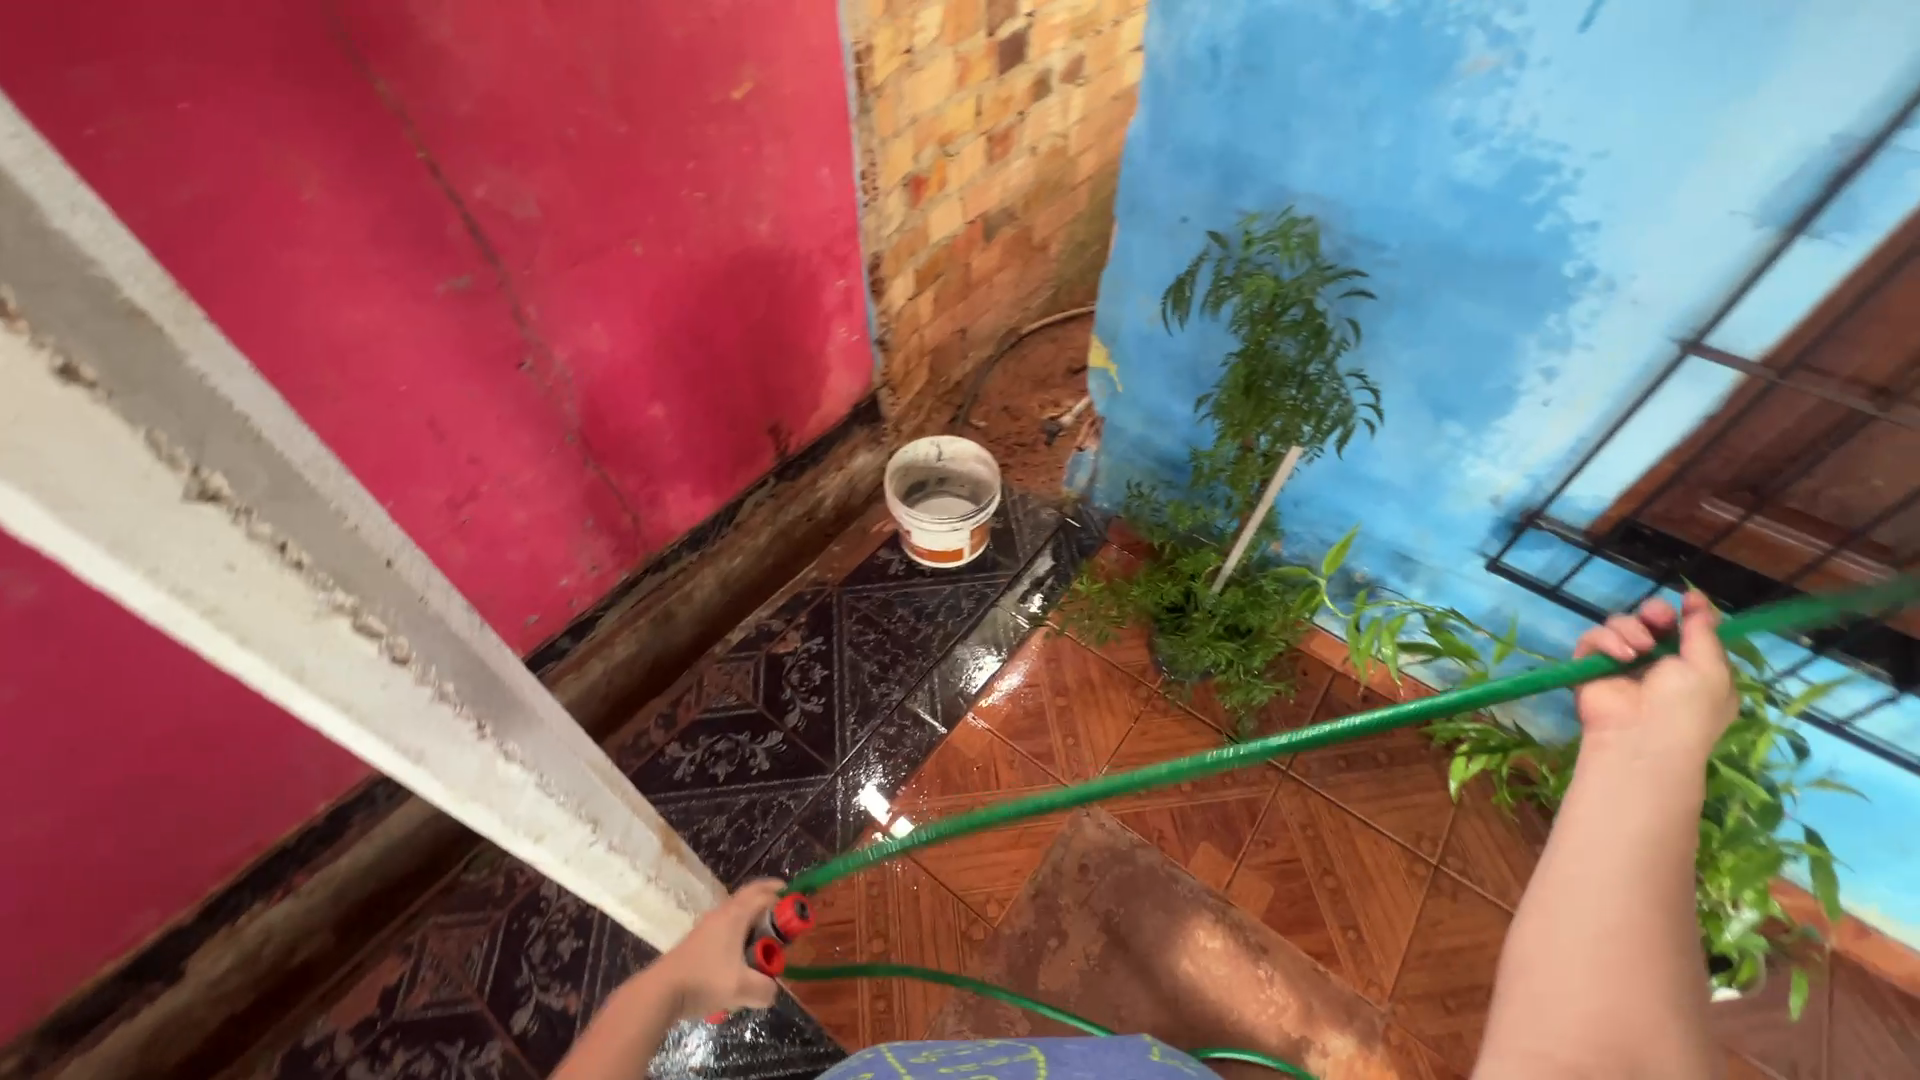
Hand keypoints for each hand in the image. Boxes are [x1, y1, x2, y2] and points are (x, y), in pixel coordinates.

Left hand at [651, 879, 782, 1019]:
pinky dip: (740, 931)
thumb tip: (772, 991)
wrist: (661, 991)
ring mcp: (708, 925)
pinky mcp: (699, 940)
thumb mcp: (742, 989)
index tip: (796, 909)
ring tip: (765, 939)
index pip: (765, 894)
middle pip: (750, 895)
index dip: (783, 898)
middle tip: (785, 912)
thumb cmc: (704, 981)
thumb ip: (766, 989)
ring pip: (737, 911)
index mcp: (736, 915)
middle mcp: (723, 913)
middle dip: (770, 899)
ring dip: (753, 917)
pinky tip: (741, 957)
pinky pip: (726, 926)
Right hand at [1572, 590, 1737, 763]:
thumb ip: (1702, 632)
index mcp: (1690, 664)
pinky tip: (1621, 656)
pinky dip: (1607, 641)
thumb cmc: (1689, 706)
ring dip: (1631, 630)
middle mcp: (1655, 660)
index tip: (1688, 599)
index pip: (1686, 628)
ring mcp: (1620, 661)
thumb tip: (1697, 598)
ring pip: (1620, 624)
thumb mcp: (1711, 668)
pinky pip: (1593, 637)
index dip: (1688, 612)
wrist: (1643, 734)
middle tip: (1657, 619)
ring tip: (1639, 650)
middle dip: (1655, 613)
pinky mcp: (1589, 664)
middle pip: (1650, 619)